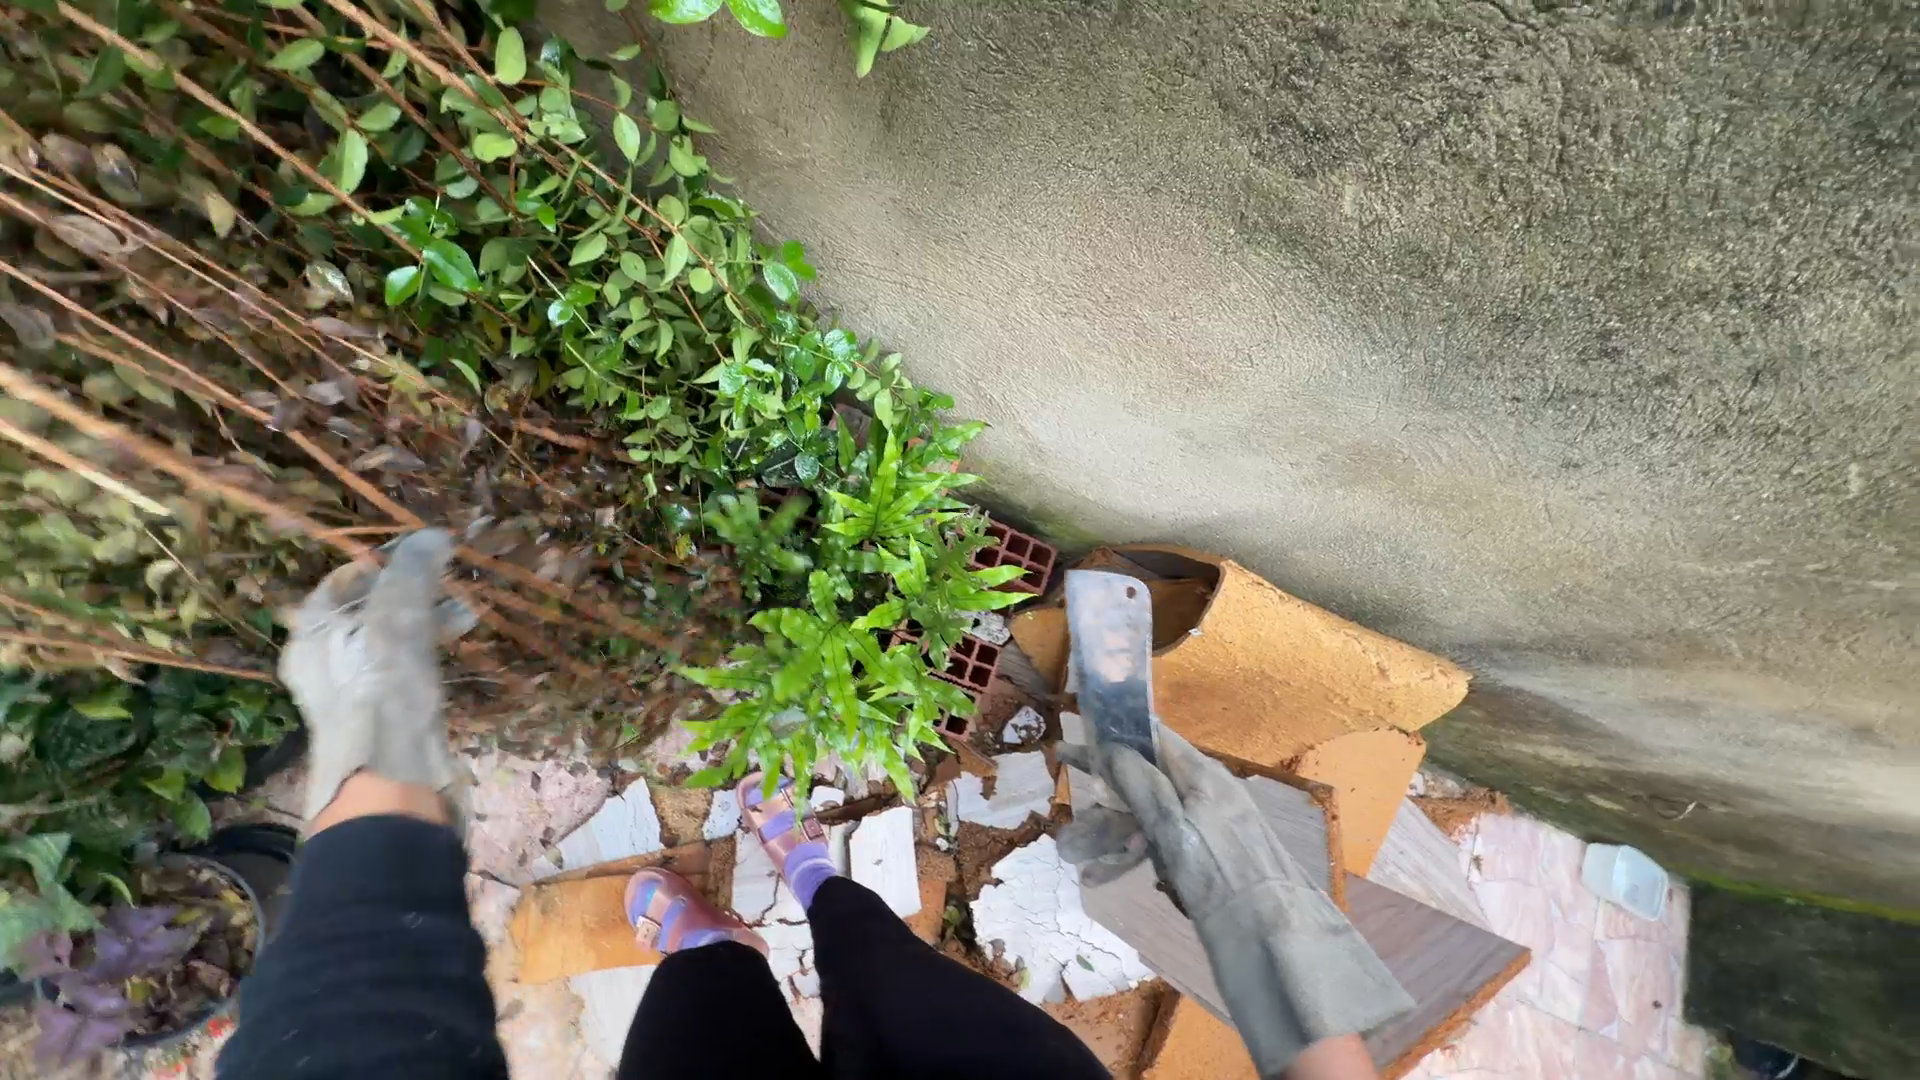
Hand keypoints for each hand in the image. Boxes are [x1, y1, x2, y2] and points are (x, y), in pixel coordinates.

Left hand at [279, 529, 468, 821]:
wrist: (391, 775)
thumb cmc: (383, 689)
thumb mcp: (396, 619)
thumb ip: (412, 573)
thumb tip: (435, 534)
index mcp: (312, 636)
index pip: (340, 583)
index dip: (381, 563)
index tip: (423, 553)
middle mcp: (325, 662)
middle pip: (367, 610)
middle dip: (411, 591)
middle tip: (451, 581)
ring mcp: (354, 691)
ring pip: (390, 640)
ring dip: (426, 620)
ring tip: (466, 615)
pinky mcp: (385, 714)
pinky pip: (405, 668)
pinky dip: (430, 651)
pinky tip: (457, 652)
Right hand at [1057, 724, 1410, 1077]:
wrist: (1282, 948)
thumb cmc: (1220, 880)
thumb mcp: (1173, 830)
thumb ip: (1142, 785)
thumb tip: (1112, 746)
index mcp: (1202, 775)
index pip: (1154, 735)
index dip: (1115, 731)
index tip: (1080, 731)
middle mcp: (1210, 790)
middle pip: (1150, 772)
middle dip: (1107, 780)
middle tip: (1067, 771)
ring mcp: (1216, 823)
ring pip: (1155, 811)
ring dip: (1117, 824)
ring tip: (1079, 852)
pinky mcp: (1218, 854)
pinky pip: (1170, 839)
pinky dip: (1140, 851)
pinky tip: (1111, 875)